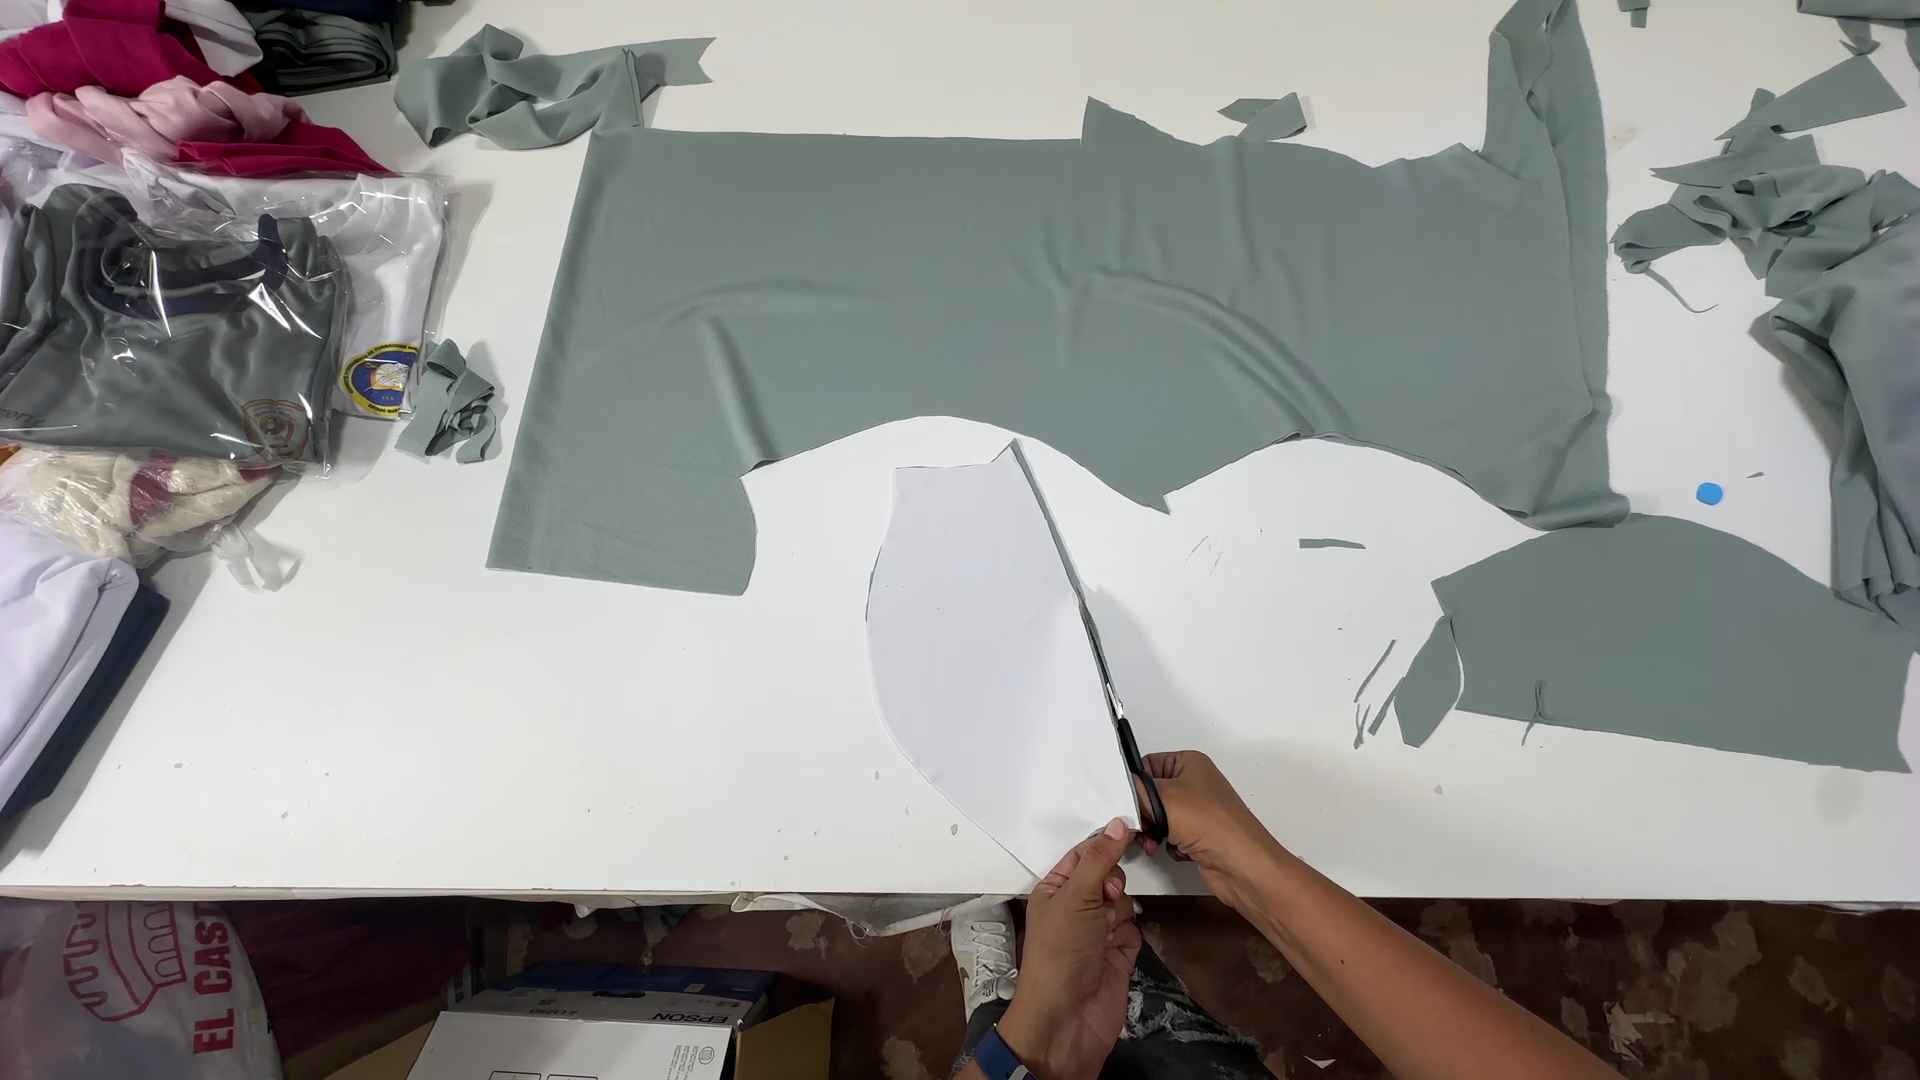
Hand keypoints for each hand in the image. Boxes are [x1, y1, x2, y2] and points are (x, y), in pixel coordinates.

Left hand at [997, 818, 1141, 1079]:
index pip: (1084, 852)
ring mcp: (1097, 930)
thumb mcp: (1075, 896)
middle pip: (1108, 875)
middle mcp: (1076, 905)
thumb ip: (1100, 858)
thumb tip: (1119, 821)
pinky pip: (1132, 929)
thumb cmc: (1060, 951)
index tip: (1130, 829)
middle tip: (1106, 897)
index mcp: (1056, 887)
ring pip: (1123, 902)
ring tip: (1105, 933)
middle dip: (1112, 883)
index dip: (1105, 842)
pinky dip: (1127, 937)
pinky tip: (1116, 951)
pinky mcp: (1117, 953)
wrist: (1068, 1019)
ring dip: (1118, 913)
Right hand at [1136, 751, 1282, 913]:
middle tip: (1136, 826)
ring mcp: (1198, 812)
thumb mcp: (1163, 797)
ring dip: (1151, 831)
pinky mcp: (1199, 836)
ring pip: (1158, 816)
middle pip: (1151, 793)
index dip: (1134, 782)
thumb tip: (1118, 789)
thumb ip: (1134, 789)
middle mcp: (1194, 783)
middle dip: (1142, 811)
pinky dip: (1166, 843)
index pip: (1148, 764)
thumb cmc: (1206, 823)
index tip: (1123, 801)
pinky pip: (1170, 835)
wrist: (1243, 868)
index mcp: (1189, 763)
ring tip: (1152, 844)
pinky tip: (1174, 851)